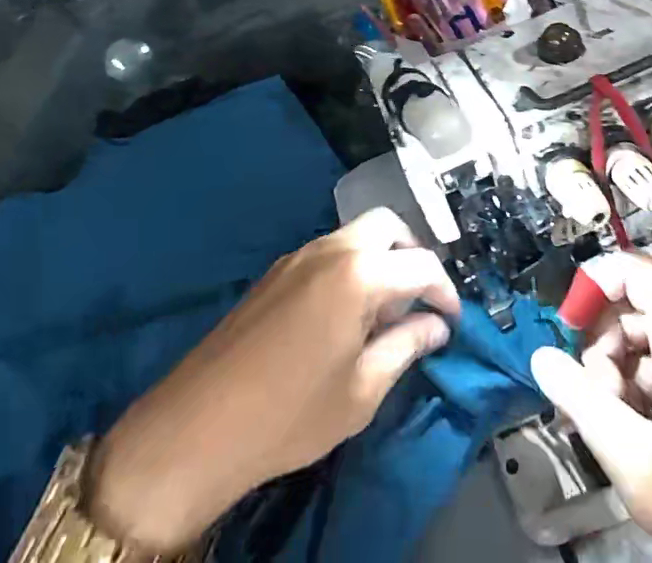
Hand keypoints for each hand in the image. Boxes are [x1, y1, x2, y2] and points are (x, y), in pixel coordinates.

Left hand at [91, 208, 459, 550]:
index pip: (421, 265)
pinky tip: (345, 314)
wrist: (199, 424)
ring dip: (380, 259)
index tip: (451, 323)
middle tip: (419, 301)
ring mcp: (297, 257)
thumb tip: (436, 326)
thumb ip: (406, 346)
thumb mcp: (363, 389)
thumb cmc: (292, 413)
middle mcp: (329, 250)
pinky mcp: (275, 272)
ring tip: (383, 312)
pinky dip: (351, 267)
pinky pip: (327, 252)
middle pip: (386, 226)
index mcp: (358, 273)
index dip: (445, 292)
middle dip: (412, 254)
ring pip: (354, 235)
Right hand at [530, 253, 651, 562]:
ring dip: (615, 383)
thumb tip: (540, 355)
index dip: (592, 286)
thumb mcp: (637, 458)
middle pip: (631, 315)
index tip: (565, 329)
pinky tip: (632, 445)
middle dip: (601, 352)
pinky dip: (635, 402)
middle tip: (595, 405)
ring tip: (615, 435)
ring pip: (641, 352)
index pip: (633, 272)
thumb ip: (581, 401)